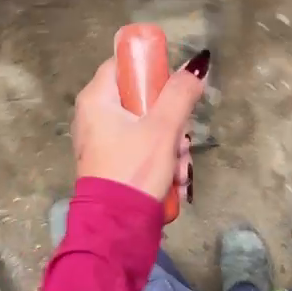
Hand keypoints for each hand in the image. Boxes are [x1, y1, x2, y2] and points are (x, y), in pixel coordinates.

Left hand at [72, 50, 209, 200]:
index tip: (174, 88)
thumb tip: (198, 65)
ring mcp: (102, 145)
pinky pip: (142, 154)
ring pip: (147, 131)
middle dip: (171, 124)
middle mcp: (94, 118)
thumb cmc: (135, 169)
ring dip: (171, 149)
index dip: (152, 70)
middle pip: (141, 102)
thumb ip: (181, 94)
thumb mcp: (163, 128)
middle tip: (181, 141)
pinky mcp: (112, 168)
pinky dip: (160, 165)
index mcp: (96, 100)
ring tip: (178, 171)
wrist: (118, 226)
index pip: (123, 64)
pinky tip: (172, 182)